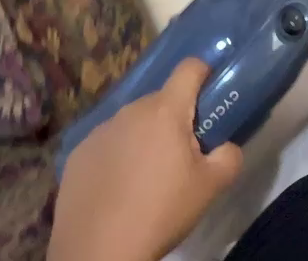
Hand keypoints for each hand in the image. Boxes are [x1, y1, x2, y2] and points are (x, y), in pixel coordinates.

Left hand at [48, 59, 242, 260]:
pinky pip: (107, 143)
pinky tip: (116, 189)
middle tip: (180, 156)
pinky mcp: (78, 154)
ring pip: (133, 122)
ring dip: (144, 137)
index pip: (189, 67)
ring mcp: (100, 131)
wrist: (97, 254)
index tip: (209, 98)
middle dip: (174, 119)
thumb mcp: (210, 188)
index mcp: (166, 110)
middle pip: (161, 100)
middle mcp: (131, 110)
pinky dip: (116, 156)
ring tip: (145, 178)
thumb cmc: (160, 213)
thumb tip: (227, 146)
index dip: (204, 74)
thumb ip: (229, 156)